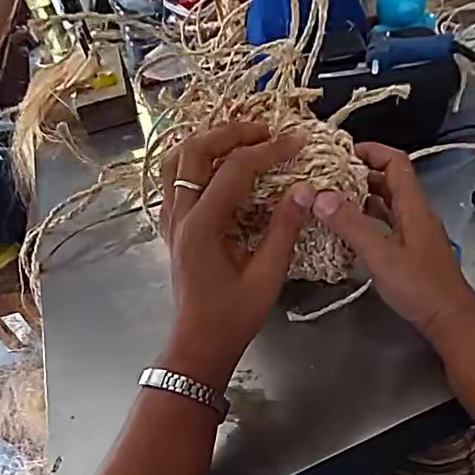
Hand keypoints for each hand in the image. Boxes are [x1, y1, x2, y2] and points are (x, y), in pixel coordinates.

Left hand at [158, 122, 309, 388]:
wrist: (200, 343)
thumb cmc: (233, 317)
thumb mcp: (267, 276)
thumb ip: (284, 230)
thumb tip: (304, 190)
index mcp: (203, 226)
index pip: (234, 169)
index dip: (268, 151)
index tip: (295, 143)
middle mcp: (180, 215)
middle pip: (195, 151)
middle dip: (231, 133)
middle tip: (266, 131)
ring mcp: (171, 220)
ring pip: (176, 160)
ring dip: (206, 142)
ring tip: (238, 139)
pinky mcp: (172, 227)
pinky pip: (173, 180)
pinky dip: (193, 162)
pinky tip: (215, 166)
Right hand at [309, 142, 474, 339]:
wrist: (449, 319)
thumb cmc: (419, 287)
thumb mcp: (381, 255)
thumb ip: (351, 225)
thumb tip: (321, 196)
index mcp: (414, 207)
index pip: (396, 163)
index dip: (372, 151)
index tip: (343, 150)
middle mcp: (417, 215)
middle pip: (391, 182)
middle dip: (361, 173)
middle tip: (330, 176)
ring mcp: (416, 234)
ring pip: (388, 205)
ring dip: (364, 198)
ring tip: (333, 199)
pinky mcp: (412, 252)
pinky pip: (388, 225)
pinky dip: (369, 221)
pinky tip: (350, 229)